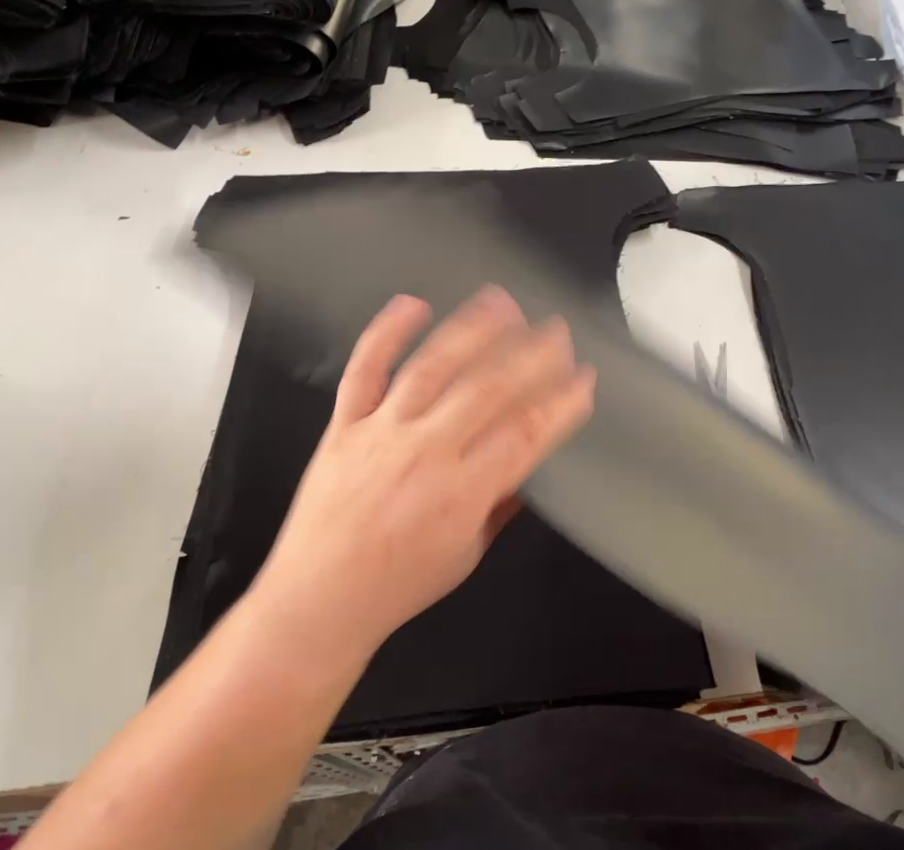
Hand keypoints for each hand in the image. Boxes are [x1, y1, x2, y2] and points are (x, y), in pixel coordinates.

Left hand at [247, 287, 595, 656]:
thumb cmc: (395, 585)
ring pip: (432, 367)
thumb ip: (499, 504)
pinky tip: (413, 306)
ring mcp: (381, 433)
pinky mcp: (344, 425)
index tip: (583, 379)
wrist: (319, 600)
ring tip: (501, 304)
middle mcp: (424, 453)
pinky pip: (365, 370)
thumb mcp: (465, 553)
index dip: (561, 402)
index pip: (525, 433)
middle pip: (487, 389)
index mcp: (461, 493)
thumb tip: (525, 467)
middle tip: (556, 331)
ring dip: (471, 331)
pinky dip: (386, 333)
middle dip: (530, 355)